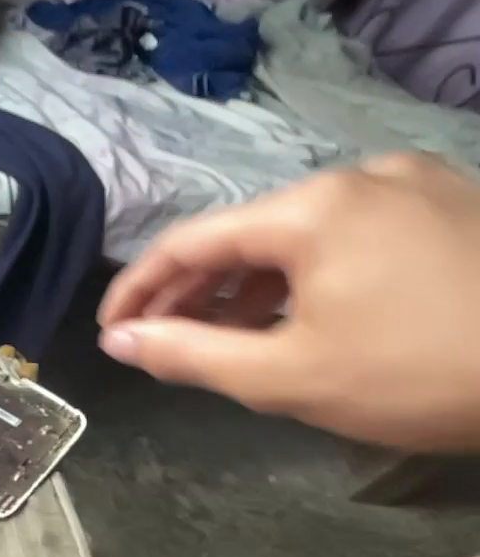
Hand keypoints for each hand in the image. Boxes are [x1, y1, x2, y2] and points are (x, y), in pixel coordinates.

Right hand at [97, 154, 479, 452]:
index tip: (109, 333)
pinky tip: (282, 318)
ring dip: (237, 288)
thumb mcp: (280, 375)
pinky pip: (340, 236)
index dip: (134, 291)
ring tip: (212, 338)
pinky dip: (294, 277)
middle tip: (153, 341)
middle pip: (238, 236)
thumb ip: (184, 353)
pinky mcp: (449, 206)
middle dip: (186, 292)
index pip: (186, 243)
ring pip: (288, 237)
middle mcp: (360, 180)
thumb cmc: (418, 372)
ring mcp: (414, 187)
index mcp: (312, 211)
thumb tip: (117, 340)